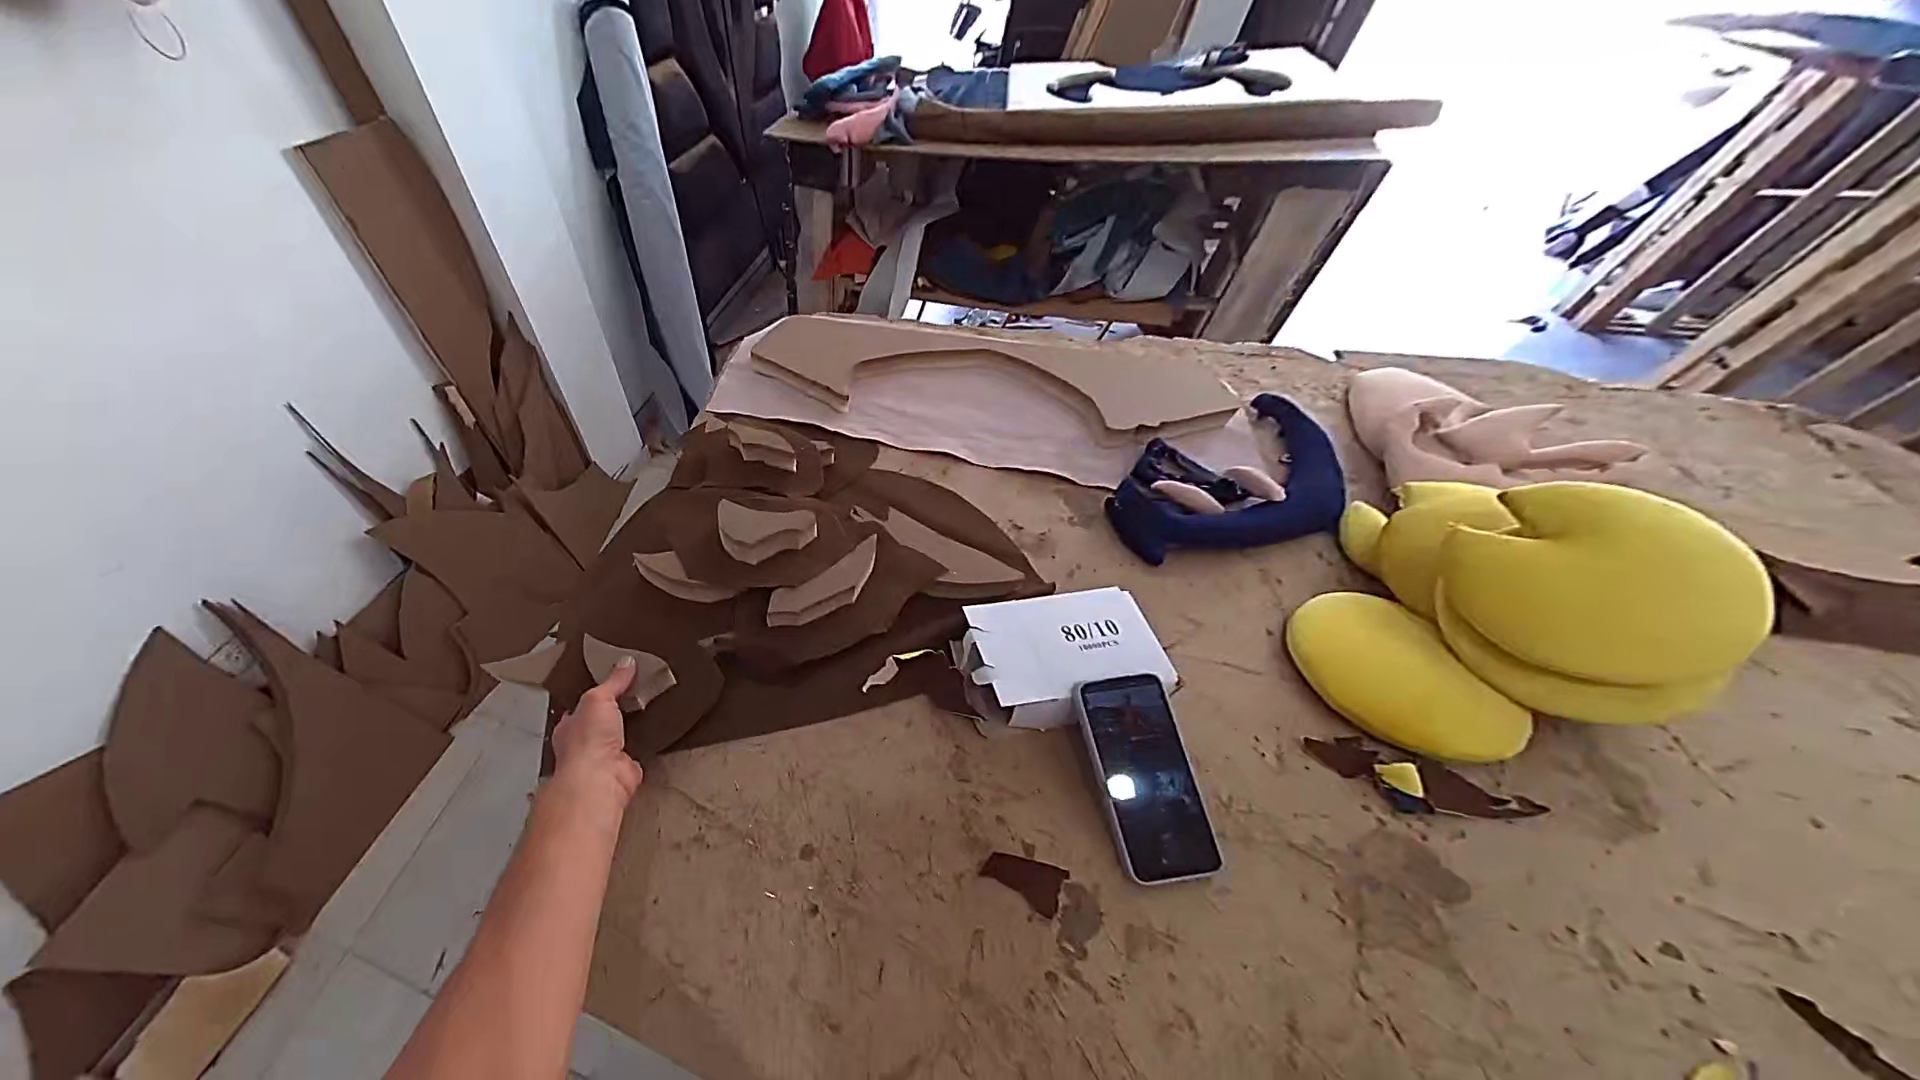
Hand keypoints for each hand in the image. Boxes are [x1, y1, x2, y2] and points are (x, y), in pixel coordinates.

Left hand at [552, 658, 645, 803]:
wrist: (601, 777)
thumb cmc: (586, 742)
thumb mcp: (597, 699)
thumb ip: (613, 682)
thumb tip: (625, 662)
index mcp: (571, 724)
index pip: (584, 702)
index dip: (600, 689)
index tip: (618, 676)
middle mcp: (587, 740)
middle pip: (606, 716)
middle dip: (621, 705)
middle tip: (641, 687)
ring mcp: (607, 753)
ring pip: (624, 730)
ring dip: (636, 721)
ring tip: (653, 702)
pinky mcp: (627, 764)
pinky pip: (641, 744)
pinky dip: (650, 736)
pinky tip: (659, 725)